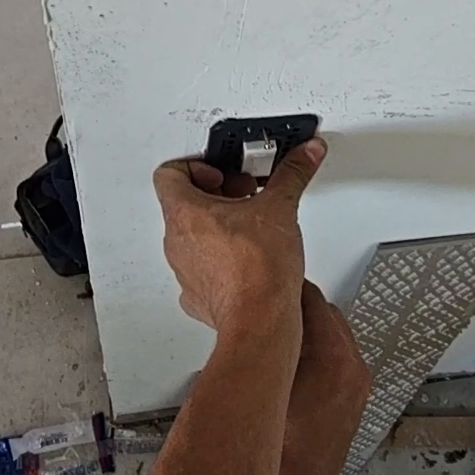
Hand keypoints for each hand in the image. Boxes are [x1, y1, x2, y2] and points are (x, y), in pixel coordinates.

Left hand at [154, 138, 326, 336]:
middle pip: (183, 203)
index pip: (169, 173)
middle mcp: (177, 241)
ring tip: (251, 225)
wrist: (261, 321)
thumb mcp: (281, 207)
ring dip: (218, 225)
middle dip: (216, 194)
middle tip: (243, 195)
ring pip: (193, 236)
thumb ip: (293, 173)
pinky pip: (203, 267)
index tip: (224, 174)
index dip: (197, 167)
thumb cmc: (259, 270)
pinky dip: (222, 258)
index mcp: (185, 213)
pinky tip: (248, 257)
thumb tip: (306, 153)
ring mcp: (185, 269)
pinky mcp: (198, 294)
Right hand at [274, 282, 371, 474]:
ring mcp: (358, 385)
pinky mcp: (354, 398)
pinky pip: (338, 356)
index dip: (285, 288)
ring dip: (307, 327)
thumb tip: (263, 309)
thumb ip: (269, 340)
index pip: (312, 299)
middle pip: (325, 313)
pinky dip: (317, 348)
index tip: (267, 282)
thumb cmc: (276, 452)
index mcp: (337, 359)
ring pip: (333, 333)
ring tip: (275, 332)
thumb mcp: (265, 382)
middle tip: (266, 306)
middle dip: (297, 307)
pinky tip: (290, 358)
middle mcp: (355, 368)